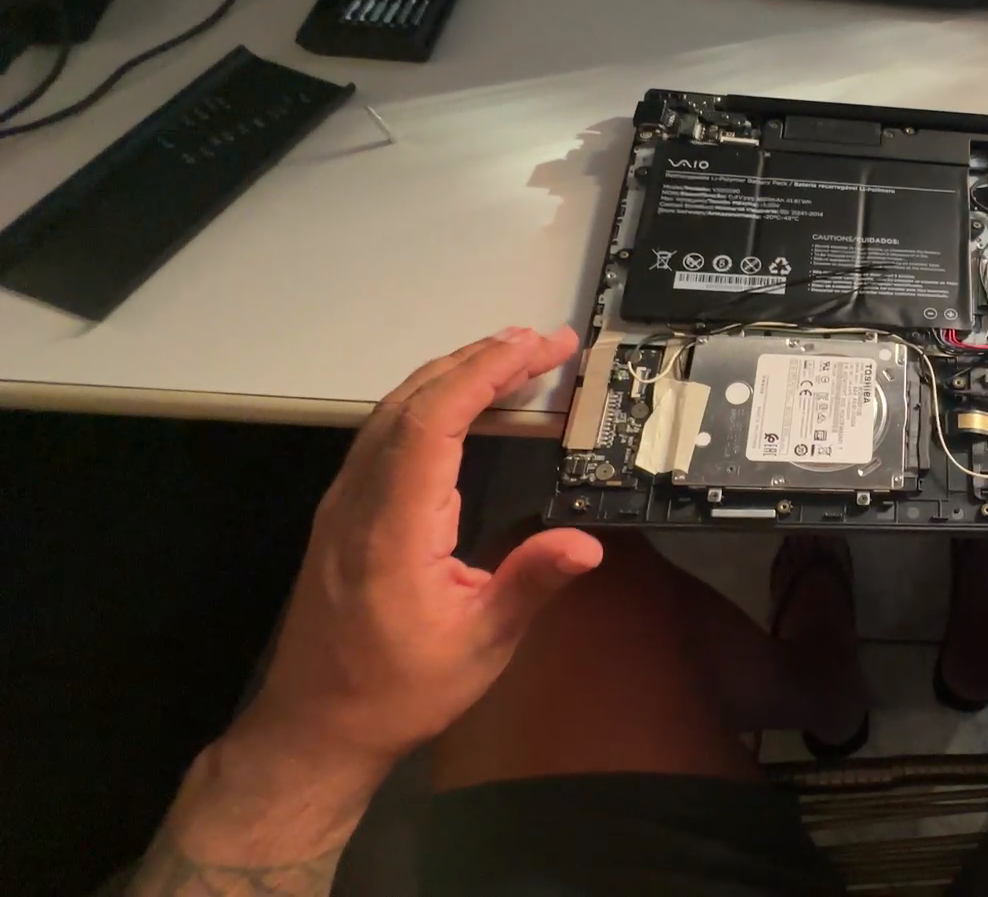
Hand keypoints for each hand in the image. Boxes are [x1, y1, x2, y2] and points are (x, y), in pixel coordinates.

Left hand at [237, 326, 603, 770]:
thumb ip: (531, 584)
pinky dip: (437, 399)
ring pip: (396, 411)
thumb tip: (590, 543)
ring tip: (519, 354)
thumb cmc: (400, 689)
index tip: (539, 348)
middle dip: (481, 359)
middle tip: (546, 340)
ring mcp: (348, 501)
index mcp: (390, 528)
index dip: (485, 375)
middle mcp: (359, 500)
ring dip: (458, 372)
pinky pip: (391, 432)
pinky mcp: (351, 509)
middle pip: (411, 402)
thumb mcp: (480, 643)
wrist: (314, 730)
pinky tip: (471, 398)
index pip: (430, 423)